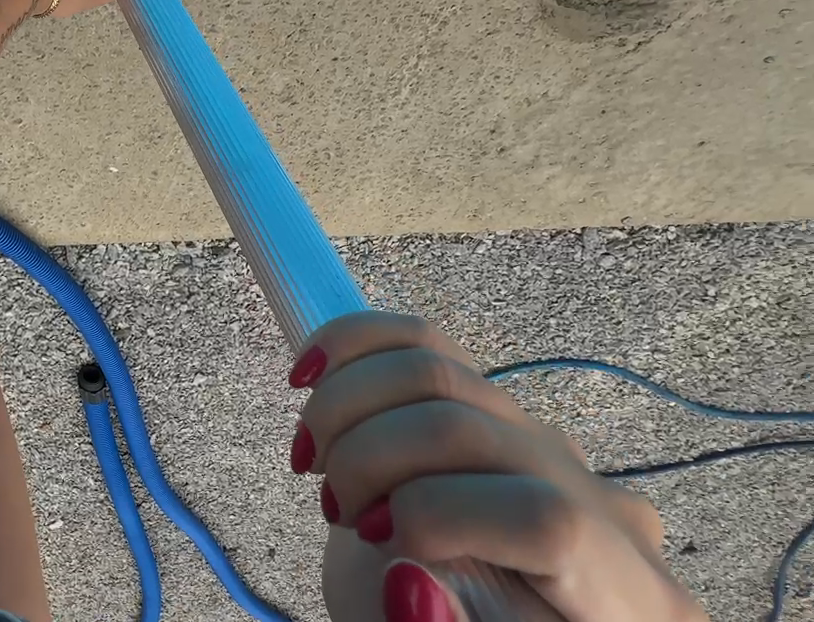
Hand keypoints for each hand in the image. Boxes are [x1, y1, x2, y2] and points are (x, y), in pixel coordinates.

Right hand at [292, 312, 705, 621]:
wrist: (453, 613)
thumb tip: (406, 582)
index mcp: (628, 596)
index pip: (544, 519)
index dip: (439, 516)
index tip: (377, 544)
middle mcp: (597, 499)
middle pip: (463, 427)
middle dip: (364, 457)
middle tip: (331, 507)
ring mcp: (539, 439)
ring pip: (429, 365)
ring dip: (338, 407)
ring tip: (314, 459)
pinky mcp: (483, 400)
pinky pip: (413, 337)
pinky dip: (344, 344)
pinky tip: (305, 378)